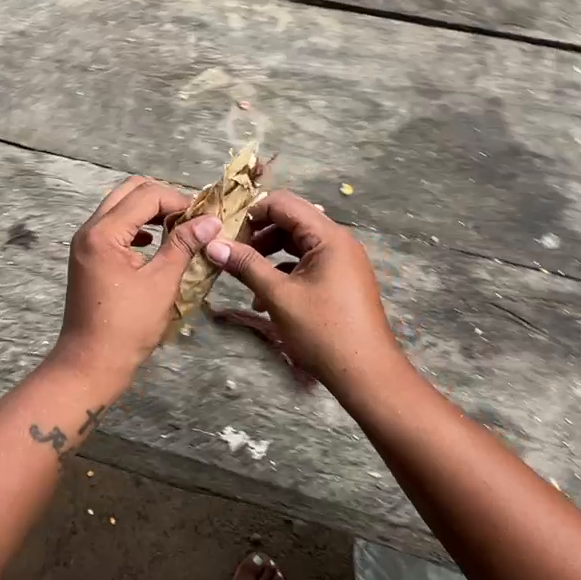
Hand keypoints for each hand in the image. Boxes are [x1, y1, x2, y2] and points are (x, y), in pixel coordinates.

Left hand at [53, 177, 223, 385]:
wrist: (90, 363)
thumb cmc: (127, 327)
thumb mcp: (162, 284)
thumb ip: (184, 246)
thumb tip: (211, 220)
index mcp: (103, 233)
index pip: (146, 195)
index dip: (179, 201)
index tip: (204, 218)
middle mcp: (89, 229)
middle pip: (129, 191)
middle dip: (163, 199)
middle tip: (191, 219)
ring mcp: (85, 242)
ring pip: (120, 207)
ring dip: (149, 211)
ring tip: (178, 230)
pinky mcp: (87, 256)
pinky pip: (113, 226)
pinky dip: (136, 227)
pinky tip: (155, 244)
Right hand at [201, 190, 406, 394]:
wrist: (367, 375)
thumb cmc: (323, 332)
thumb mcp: (278, 296)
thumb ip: (245, 265)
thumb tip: (213, 244)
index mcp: (328, 237)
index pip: (283, 203)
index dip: (252, 212)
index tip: (226, 231)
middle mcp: (338, 242)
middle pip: (290, 220)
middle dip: (258, 233)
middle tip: (230, 251)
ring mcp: (341, 261)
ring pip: (296, 243)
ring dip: (267, 254)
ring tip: (243, 274)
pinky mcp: (340, 280)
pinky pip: (306, 263)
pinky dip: (283, 271)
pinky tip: (263, 296)